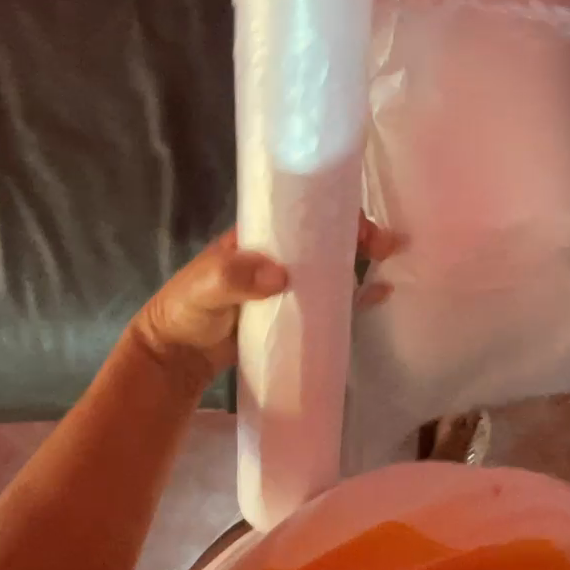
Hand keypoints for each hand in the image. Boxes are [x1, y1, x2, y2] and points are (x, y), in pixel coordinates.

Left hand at [127, 218, 402, 385]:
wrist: (178, 357)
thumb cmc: (185, 312)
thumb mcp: (202, 288)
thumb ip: (233, 277)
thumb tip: (280, 274)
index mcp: (257, 237)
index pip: (300, 213)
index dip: (332, 212)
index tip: (358, 222)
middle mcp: (278, 256)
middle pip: (324, 237)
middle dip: (356, 234)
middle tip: (385, 244)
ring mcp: (289, 286)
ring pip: (332, 266)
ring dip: (361, 260)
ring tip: (390, 261)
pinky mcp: (295, 315)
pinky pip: (331, 301)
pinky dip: (356, 295)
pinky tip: (381, 293)